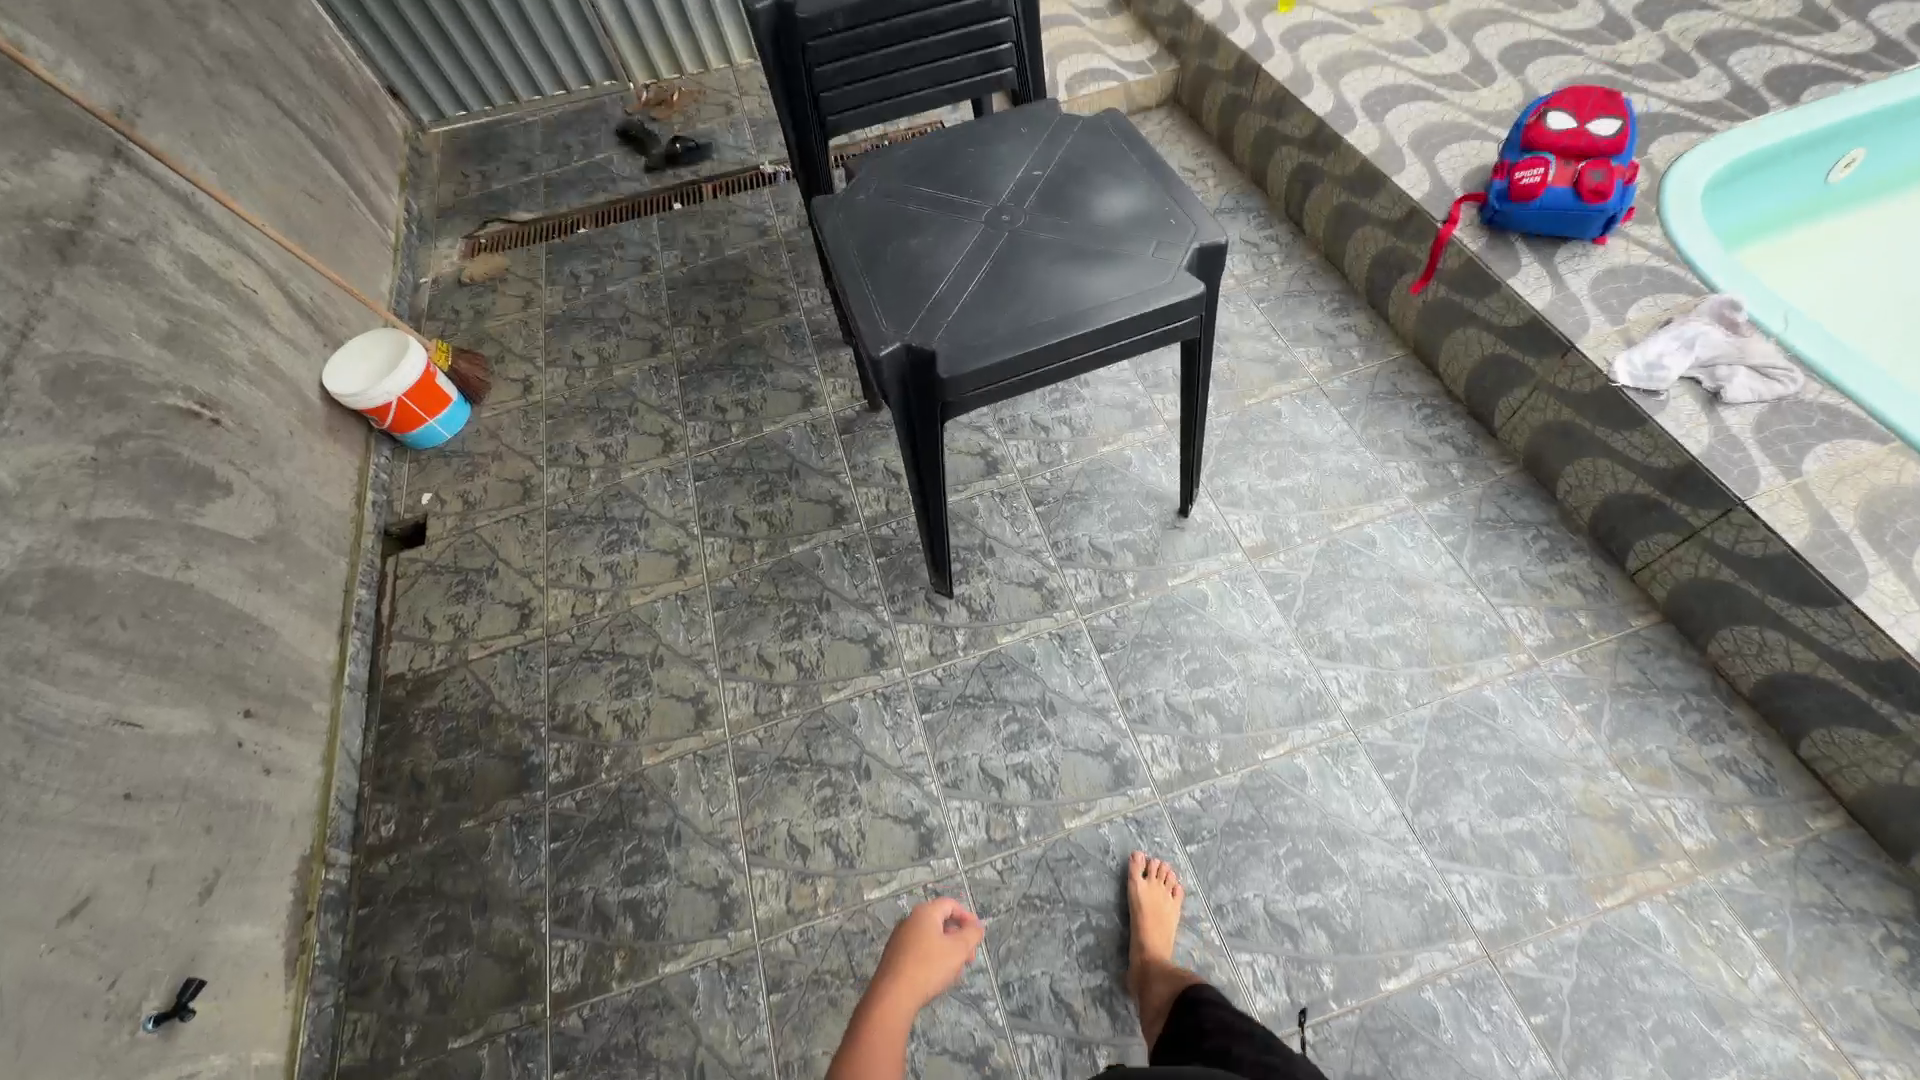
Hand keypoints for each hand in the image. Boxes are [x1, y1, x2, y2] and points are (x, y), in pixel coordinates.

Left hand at [868, 898, 984, 1013]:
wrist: (893, 996)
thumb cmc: (928, 967)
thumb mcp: (958, 949)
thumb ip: (972, 934)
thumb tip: (977, 925)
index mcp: (925, 913)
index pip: (950, 904)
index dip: (967, 917)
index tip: (977, 934)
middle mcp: (910, 920)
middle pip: (941, 922)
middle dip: (959, 939)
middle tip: (970, 958)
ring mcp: (900, 939)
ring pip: (932, 939)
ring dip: (948, 951)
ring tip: (956, 972)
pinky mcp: (895, 956)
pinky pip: (920, 950)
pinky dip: (934, 958)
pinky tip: (938, 977)